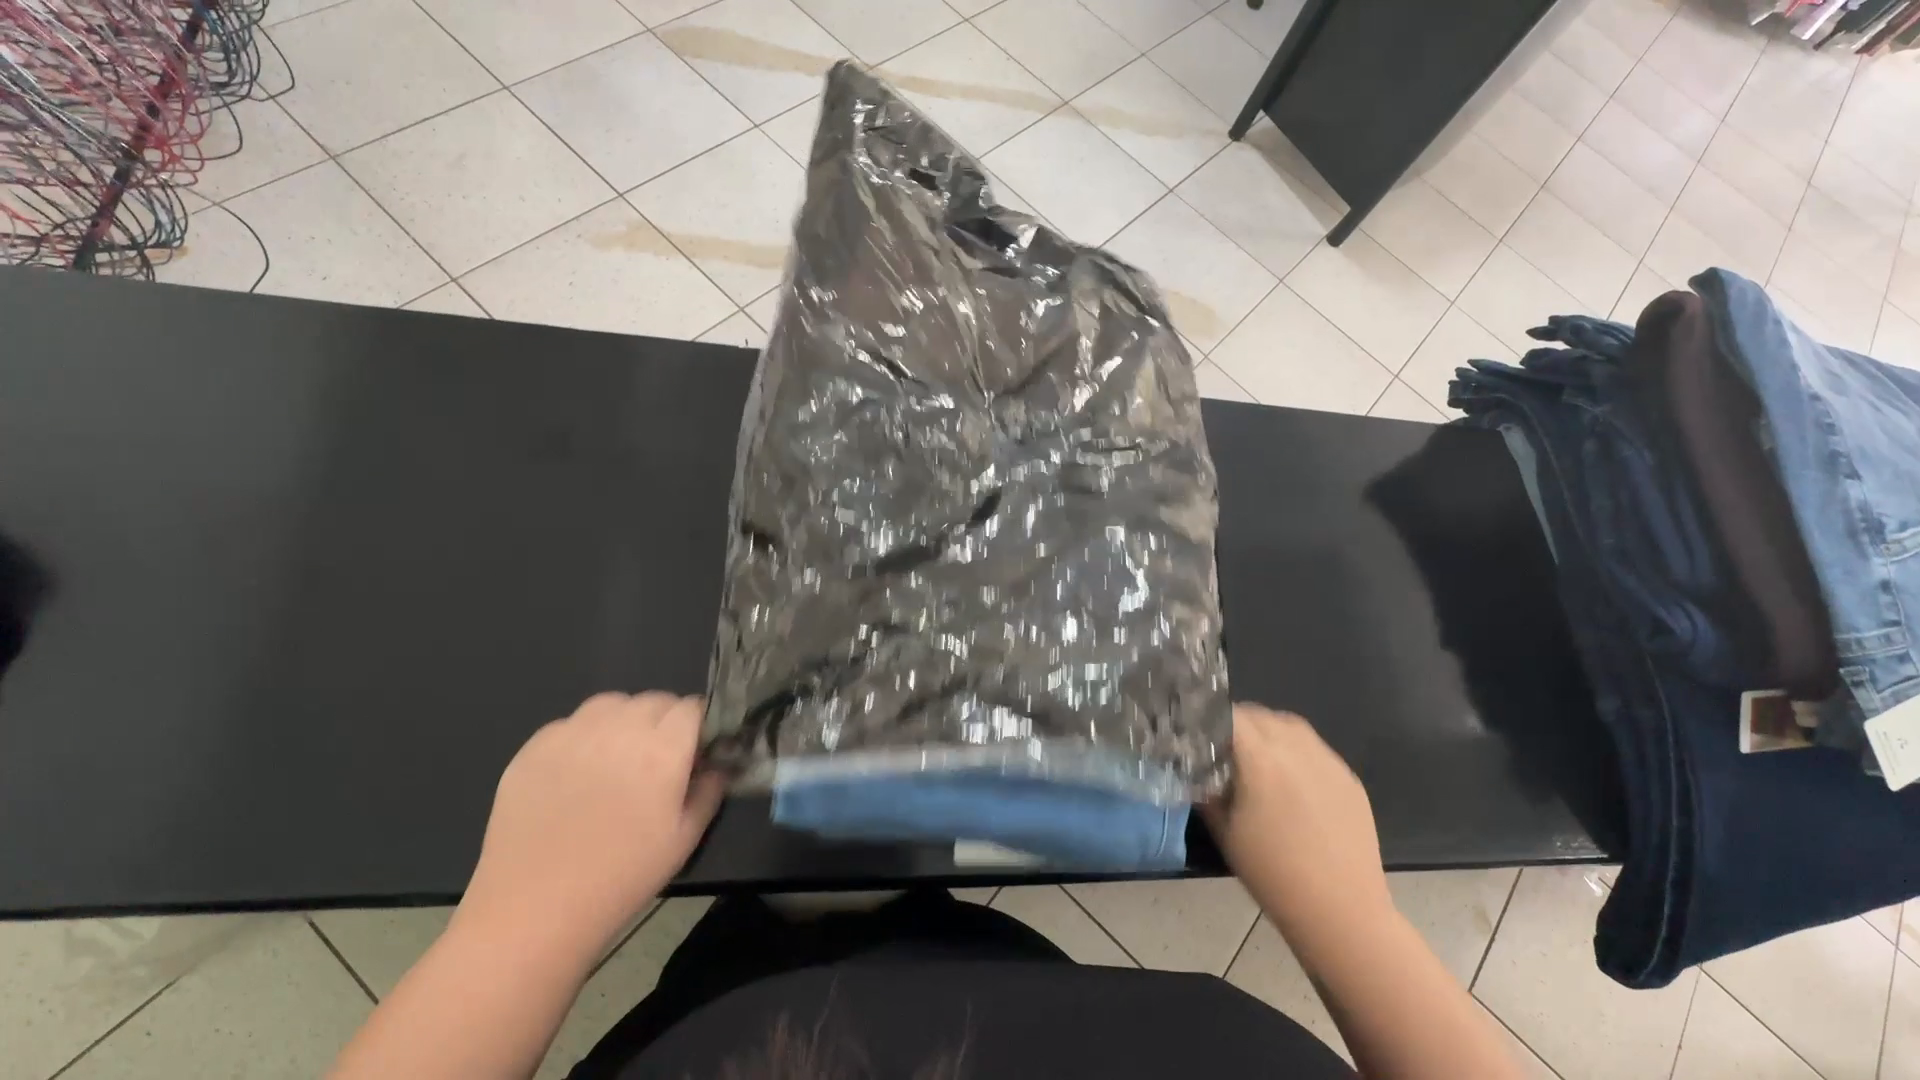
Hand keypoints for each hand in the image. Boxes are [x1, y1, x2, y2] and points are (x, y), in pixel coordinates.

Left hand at [457, 692, 723, 963]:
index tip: (697, 749)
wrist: (534, 909)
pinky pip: (570, 723)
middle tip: (659, 760)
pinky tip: (577, 774)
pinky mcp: (533, 747)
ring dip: (625, 720)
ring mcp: (571, 734)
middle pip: (654, 700)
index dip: (700, 724)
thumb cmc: (621, 878)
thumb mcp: (683, 841)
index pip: (692, 707)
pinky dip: (583, 736)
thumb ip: (709, 792)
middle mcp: (618, 729)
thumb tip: (716, 766)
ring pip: (611, 703)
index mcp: (662, 751)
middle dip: (666, 720)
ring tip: (618, 758)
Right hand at [1203, 705, 1390, 936]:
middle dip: (1238, 722)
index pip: (1230, 716)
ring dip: (1268, 730)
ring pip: (1291, 726)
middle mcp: (1298, 751)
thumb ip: (1207, 792)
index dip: (1210, 718)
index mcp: (1262, 761)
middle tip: (1222, 746)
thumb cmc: (1273, 875)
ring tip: (1256, 757)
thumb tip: (1197, 771)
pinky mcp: (1350, 779)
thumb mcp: (1225, 833)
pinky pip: (1316, 749)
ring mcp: (1329, 763)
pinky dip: (1296, 751)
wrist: (1341, 911)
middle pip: (1261, 715)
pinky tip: (1290, 782)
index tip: (1197, 733)